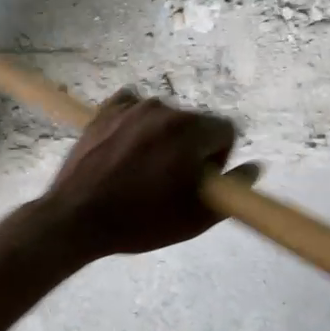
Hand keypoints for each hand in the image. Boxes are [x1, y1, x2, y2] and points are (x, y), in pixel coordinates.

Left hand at [36, 88, 256, 260]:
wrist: (75, 219)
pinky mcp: (102, 114)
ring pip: (160, 118)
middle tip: (163, 183)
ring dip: (158, 139)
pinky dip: (131, 124)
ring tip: (137, 172)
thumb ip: (232, 191)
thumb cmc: (138, 222)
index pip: (225, 133)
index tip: (195, 183)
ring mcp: (130, 109)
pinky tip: (123, 148)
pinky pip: (129, 108)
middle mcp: (164, 109)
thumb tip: (254, 168)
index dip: (216, 160)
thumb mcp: (194, 218)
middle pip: (192, 124)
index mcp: (192, 130)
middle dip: (186, 149)